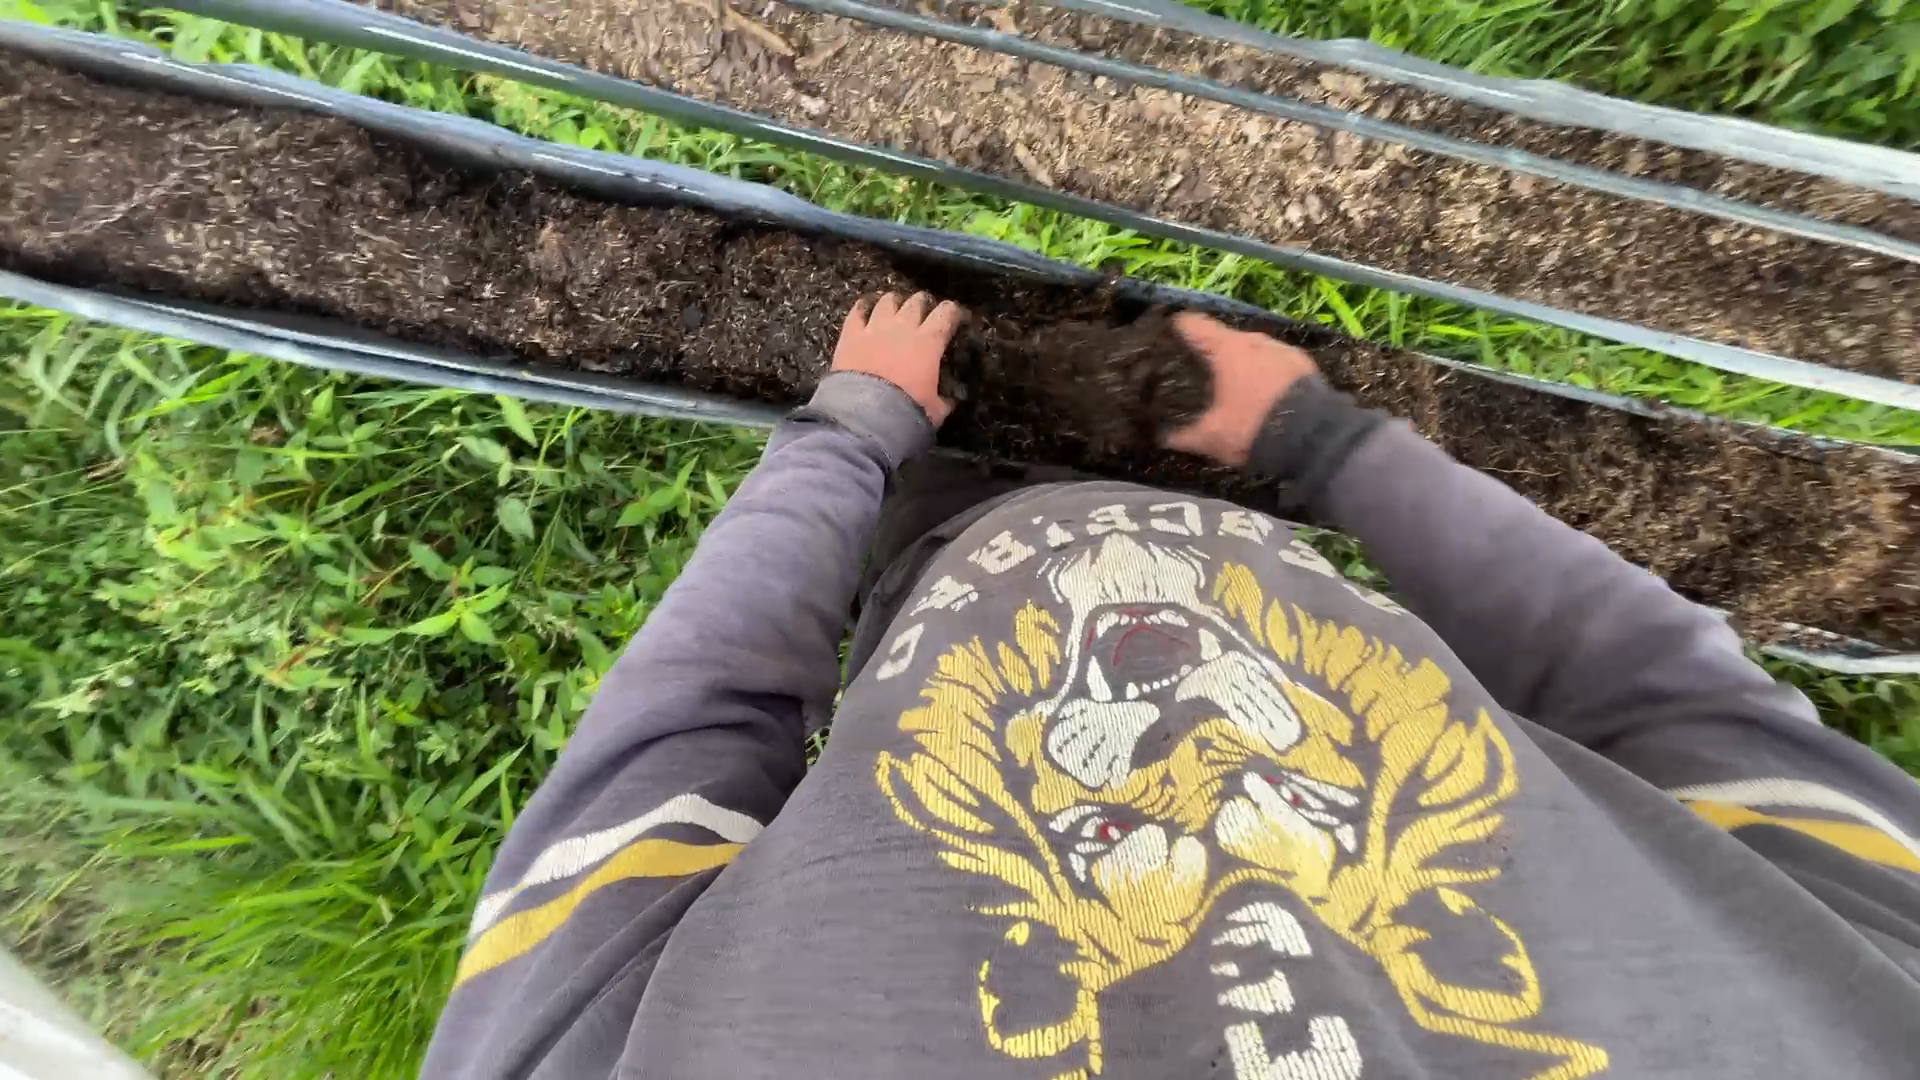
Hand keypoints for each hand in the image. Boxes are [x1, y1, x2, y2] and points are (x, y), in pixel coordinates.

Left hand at [832, 291, 961, 426]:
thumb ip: (943, 402)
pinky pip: (857, 311)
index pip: (946, 313)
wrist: (866, 417)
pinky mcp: (851, 335)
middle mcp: (903, 328)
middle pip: (916, 302)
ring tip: (895, 307)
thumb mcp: (935, 412)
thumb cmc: (906, 413)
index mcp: (929, 343)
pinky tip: (864, 309)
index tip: (955, 316)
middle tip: (924, 312)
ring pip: (887, 301)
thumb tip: (949, 402)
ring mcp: (875, 328)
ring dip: (895, 302)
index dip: (953, 311)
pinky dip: (863, 308)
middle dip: (923, 304)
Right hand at [1162, 312, 1317, 465]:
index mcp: (1226, 349)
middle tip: (1193, 369)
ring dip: (1238, 362)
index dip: (1175, 328)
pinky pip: (1272, 362)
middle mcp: (1254, 340)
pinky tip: (1258, 392)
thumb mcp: (1210, 438)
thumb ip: (1181, 436)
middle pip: (1222, 337)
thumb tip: (1160, 437)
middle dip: (1208, 351)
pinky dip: (1261, 372)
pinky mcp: (1302, 365)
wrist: (1313, 438)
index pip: (1192, 325)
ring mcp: (1281, 349)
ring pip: (1250, 350)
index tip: (1163, 335)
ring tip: (1226, 382)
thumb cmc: (1251, 429)